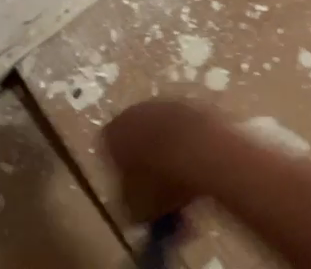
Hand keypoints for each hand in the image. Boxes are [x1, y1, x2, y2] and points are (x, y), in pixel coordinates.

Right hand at [102, 98, 218, 221]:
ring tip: (176, 172)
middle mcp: (132, 112)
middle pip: (132, 133)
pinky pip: (180, 126)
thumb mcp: (139, 206)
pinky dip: (184, 140)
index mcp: (113, 133)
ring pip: (157, 127)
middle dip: (140, 155)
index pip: (106, 149)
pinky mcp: (188, 104)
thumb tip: (131, 206)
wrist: (203, 149)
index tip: (128, 187)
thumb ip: (129, 204)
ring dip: (163, 145)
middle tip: (152, 181)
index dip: (117, 169)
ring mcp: (161, 104)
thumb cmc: (163, 180)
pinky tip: (194, 160)